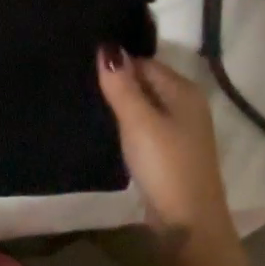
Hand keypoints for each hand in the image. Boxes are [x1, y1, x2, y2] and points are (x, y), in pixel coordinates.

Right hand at [97, 46, 234, 244]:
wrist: (187, 220)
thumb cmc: (164, 165)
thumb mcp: (139, 122)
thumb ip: (121, 85)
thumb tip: (106, 46)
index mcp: (183, 90)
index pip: (144, 62)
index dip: (115, 63)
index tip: (81, 67)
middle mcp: (187, 104)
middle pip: (147, 83)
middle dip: (117, 82)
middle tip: (77, 84)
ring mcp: (181, 130)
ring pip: (146, 106)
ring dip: (121, 105)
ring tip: (86, 104)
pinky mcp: (171, 152)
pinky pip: (146, 126)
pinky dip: (128, 125)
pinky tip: (108, 131)